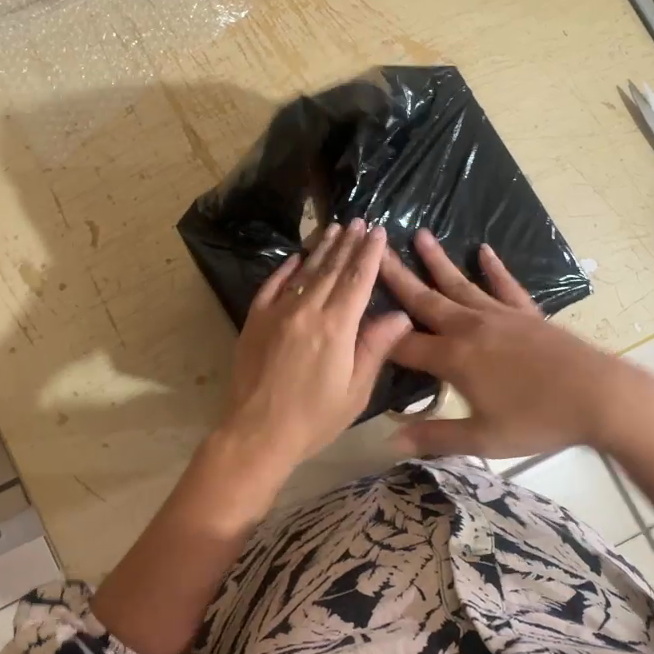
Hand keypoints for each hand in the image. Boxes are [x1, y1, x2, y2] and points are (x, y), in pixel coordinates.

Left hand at [218, 219, 413, 469]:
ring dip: (320, 250)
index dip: (369, 254)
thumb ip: (375, 348)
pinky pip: (272, 287)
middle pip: (331, 269)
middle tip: (358, 222)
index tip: (377, 232)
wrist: (257, 432)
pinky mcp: (254, 321)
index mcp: (336, 327)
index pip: (357, 280)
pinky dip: (285, 270)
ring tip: (333, 230)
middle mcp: (306, 310)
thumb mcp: (355, 390)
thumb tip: (399, 315)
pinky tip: (295, 258)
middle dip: (347, 244)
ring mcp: (276, 313)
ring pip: (303, 273)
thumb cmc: (314, 418)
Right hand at [379, 230, 653, 458]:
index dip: (375, 332)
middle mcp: (470, 328)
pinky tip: (484, 250)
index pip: (403, 343)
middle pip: (424, 300)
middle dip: (396, 276)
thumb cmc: (540, 421)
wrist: (601, 397)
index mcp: (454, 359)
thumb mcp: (484, 439)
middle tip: (372, 249)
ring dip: (437, 261)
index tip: (349, 313)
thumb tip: (390, 440)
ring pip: (459, 285)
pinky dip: (494, 268)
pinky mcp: (527, 314)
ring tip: (418, 234)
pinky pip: (505, 286)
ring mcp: (500, 317)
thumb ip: (435, 437)